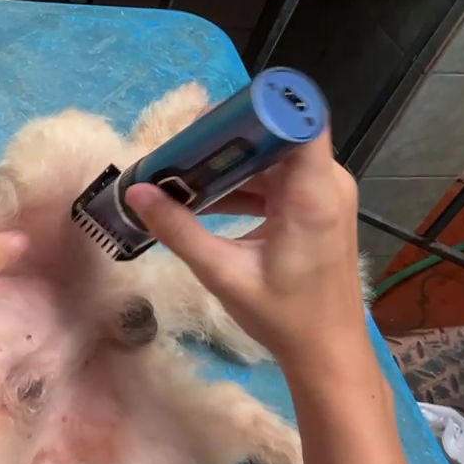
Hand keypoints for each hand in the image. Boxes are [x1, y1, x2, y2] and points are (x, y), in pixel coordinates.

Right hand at [124, 137, 366, 369]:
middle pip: (276, 135)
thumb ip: (178, 230)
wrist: (327, 353)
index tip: (205, 123)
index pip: (297, 121)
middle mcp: (326, 183)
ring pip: (272, 158)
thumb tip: (137, 192)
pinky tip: (205, 199)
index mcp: (313, 193)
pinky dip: (243, 185)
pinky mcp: (315, 208)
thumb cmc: (283, 316)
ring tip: (182, 172)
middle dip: (225, 138)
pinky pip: (276, 180)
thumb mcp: (222, 273)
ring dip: (230, 163)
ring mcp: (323, 195)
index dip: (254, 110)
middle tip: (178, 149)